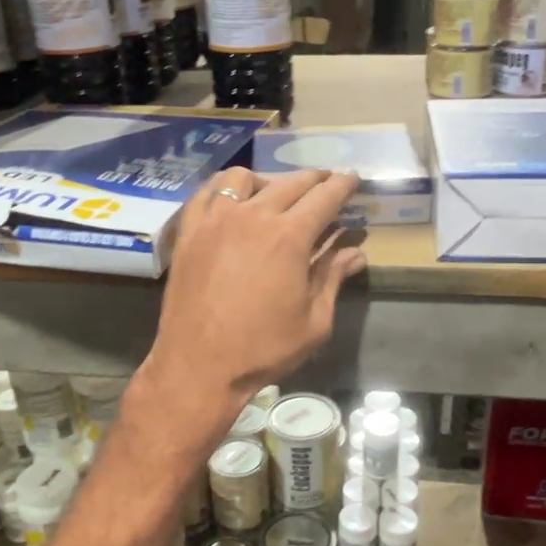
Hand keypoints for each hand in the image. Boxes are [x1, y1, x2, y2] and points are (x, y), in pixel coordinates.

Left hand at [142, 167, 365, 407]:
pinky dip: (224, 188)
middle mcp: (253, 216)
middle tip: (325, 183)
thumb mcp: (313, 321)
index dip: (343, 185)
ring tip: (276, 192)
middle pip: (290, 183)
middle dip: (313, 180)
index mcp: (290, 237)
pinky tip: (231, 200)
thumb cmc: (263, 349)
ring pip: (244, 179)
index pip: (324, 197)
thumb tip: (355, 253)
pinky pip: (206, 194)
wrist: (198, 366)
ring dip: (268, 180)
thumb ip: (332, 279)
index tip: (352, 178)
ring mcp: (216, 221)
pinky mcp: (189, 233)